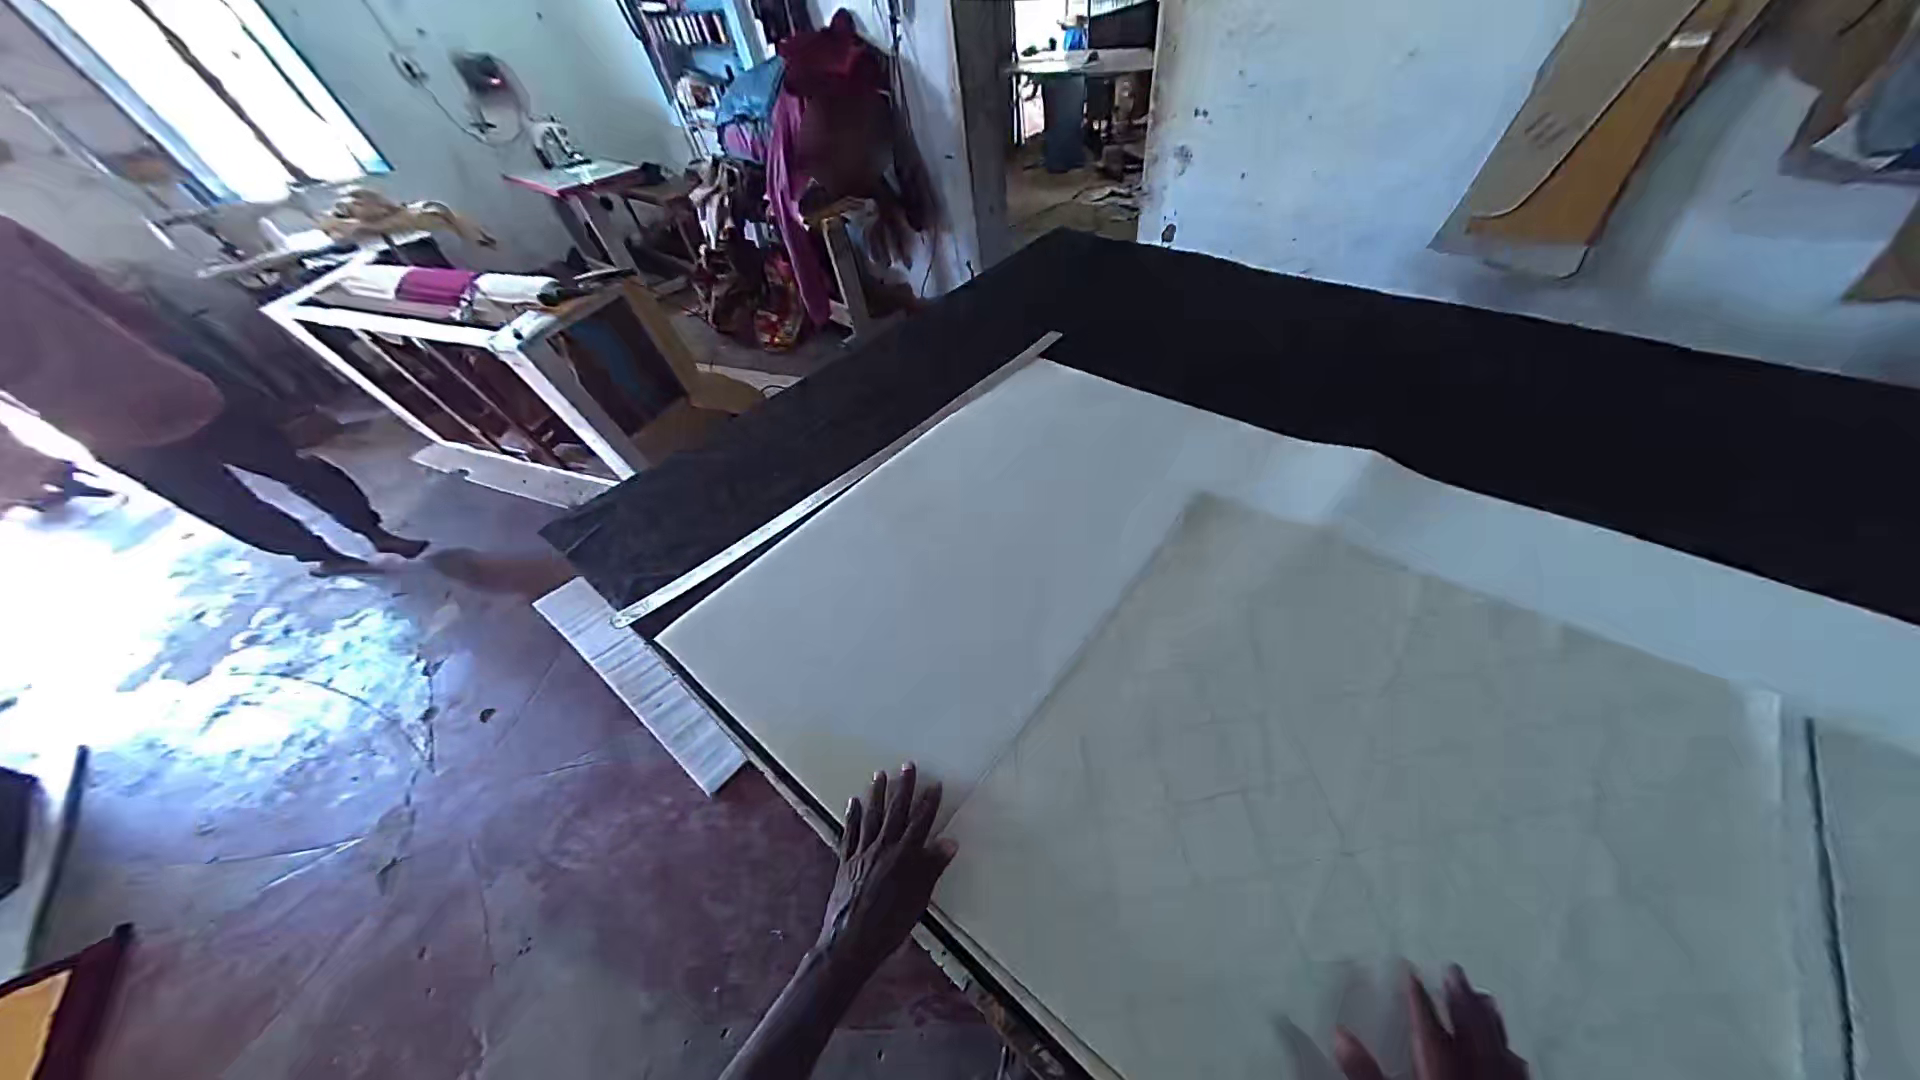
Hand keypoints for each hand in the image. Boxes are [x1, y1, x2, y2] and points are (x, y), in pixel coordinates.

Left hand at [816, 763, 956, 976]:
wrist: (851, 942)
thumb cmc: (891, 925)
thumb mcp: (919, 899)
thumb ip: (932, 867)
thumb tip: (949, 841)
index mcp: (905, 856)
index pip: (921, 822)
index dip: (929, 802)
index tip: (935, 784)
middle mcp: (884, 848)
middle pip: (896, 812)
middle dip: (904, 787)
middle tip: (908, 766)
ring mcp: (862, 853)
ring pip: (872, 817)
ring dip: (877, 794)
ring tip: (880, 774)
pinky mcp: (846, 862)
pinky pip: (850, 833)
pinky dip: (852, 816)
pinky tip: (854, 802)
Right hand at [1334, 965, 1527, 1079]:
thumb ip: (1365, 1076)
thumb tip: (1339, 1033)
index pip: (1429, 1032)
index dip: (1419, 999)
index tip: (1409, 969)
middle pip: (1473, 1041)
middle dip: (1462, 1003)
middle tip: (1454, 968)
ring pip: (1502, 1061)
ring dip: (1493, 1028)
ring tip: (1486, 998)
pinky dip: (1516, 1067)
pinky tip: (1518, 1057)